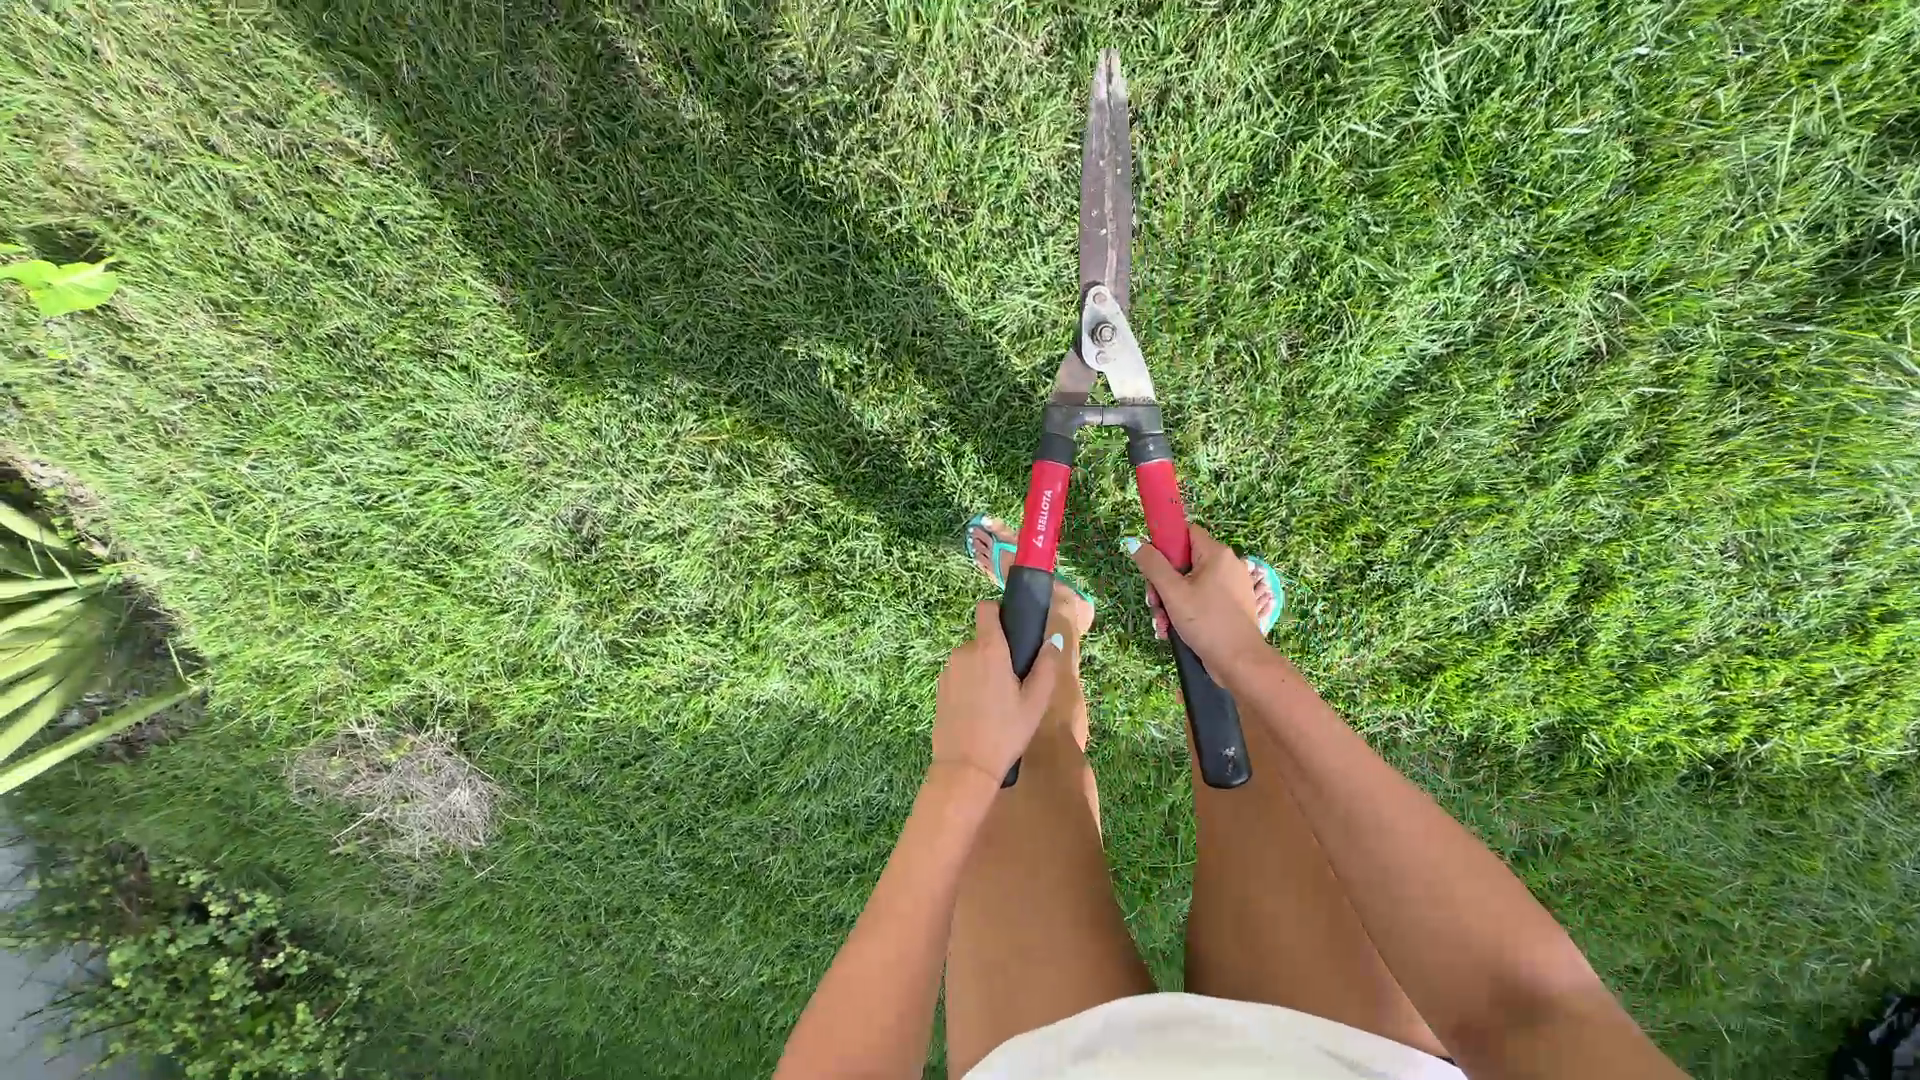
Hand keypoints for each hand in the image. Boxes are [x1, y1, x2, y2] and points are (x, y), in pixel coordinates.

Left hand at [931, 601, 1064, 783]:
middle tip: (1014, 680)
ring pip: (971, 657)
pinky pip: (960, 674)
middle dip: (997, 651)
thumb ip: (1046, 667)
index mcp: (989, 649)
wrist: (965, 767)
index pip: (986, 608)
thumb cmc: (1006, 732)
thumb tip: (1054, 641)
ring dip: (983, 668)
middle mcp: (964, 652)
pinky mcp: (939, 687)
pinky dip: (970, 683)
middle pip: (982, 637)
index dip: (999, 612)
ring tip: (998, 700)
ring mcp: (948, 669)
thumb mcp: (1035, 702)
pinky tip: (980, 709)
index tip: (1013, 630)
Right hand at [1126, 525, 1268, 673]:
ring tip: (1163, 623)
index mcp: (1216, 554)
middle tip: (1155, 603)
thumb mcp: (1172, 592)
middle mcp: (1227, 565)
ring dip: (1169, 602)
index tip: (1151, 566)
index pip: (1185, 532)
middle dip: (1162, 584)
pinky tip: (1172, 630)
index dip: (1164, 545)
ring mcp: (1230, 586)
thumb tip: (1134, 542)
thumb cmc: (1206, 621)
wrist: (1239, 662)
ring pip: (1188, 584)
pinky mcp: (1230, 605)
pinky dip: (1184, 611)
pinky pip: (1200, 599)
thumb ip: (1152, 564)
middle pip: (1183, 562)